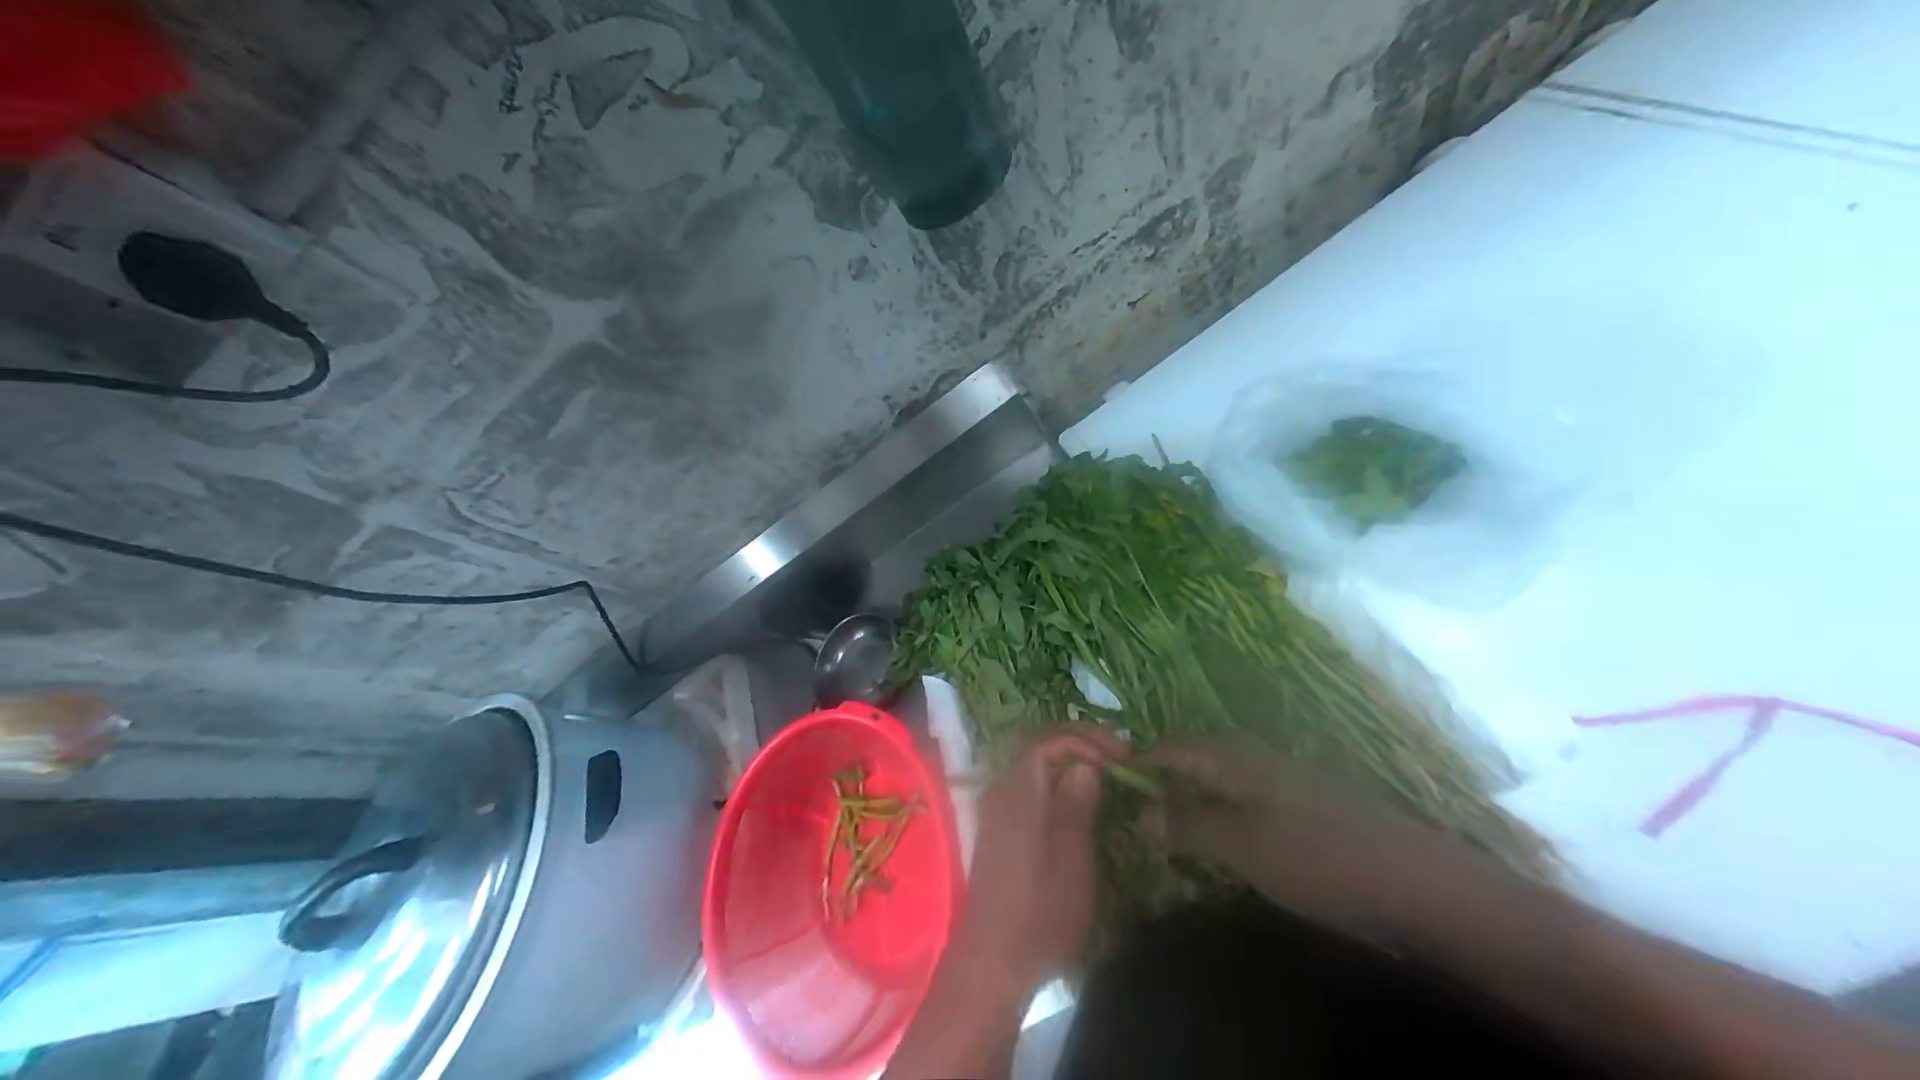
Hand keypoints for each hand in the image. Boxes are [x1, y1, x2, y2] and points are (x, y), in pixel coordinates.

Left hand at [957, 725, 1127, 991]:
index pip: (1047, 742)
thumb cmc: (1039, 917)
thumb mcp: (1071, 864)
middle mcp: (1000, 794)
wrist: (991, 963)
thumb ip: (1075, 808)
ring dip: (1068, 763)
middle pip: (1037, 749)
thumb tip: (1085, 766)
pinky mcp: (997, 832)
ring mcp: (995, 812)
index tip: (1124, 755)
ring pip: (1032, 768)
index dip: (1087, 739)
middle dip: (1079, 745)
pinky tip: (1077, 802)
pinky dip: (1055, 784)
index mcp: (1017, 795)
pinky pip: (1028, 789)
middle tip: (1119, 758)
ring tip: (1105, 775)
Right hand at [1143, 735, 1446, 922]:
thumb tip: (1138, 812)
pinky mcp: (1303, 810)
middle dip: (1162, 791)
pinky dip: (1223, 825)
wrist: (1423, 886)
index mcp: (1235, 755)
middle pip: (1192, 763)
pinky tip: (1221, 854)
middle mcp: (1255, 758)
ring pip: (1219, 787)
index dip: (1137, 766)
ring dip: (1192, 811)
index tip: (1108, 794)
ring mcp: (1282, 783)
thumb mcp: (1243, 845)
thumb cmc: (1322, 858)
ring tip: (1169, 846)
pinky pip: (1245, 808)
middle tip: (1136, 829)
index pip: (1169, 747)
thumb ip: (1188, 824)